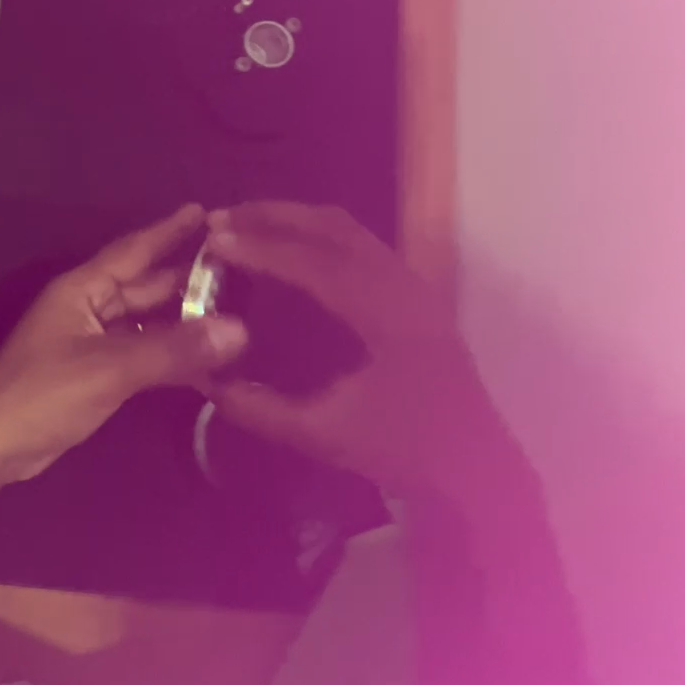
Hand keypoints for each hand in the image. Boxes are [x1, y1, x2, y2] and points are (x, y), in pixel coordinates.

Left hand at [0, 204, 249, 482]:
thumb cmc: (43, 395)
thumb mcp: (109, 369)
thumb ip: (171, 350)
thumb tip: (239, 330)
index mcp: (82, 289)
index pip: (134, 251)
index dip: (169, 231)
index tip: (207, 211)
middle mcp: (88, 307)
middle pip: (145, 286)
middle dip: (190, 280)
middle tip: (247, 271)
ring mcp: (91, 340)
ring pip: (146, 320)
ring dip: (186, 319)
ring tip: (242, 313)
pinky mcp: (95, 371)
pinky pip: (141, 351)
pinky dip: (171, 352)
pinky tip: (208, 359)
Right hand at [200, 202, 530, 503]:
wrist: (479, 468)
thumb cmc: (405, 450)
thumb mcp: (323, 436)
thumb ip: (258, 407)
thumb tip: (205, 379)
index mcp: (387, 318)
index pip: (316, 263)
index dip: (260, 248)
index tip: (213, 241)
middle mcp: (403, 287)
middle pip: (333, 227)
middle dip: (272, 216)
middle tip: (218, 219)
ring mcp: (410, 285)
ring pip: (347, 229)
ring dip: (291, 220)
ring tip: (241, 224)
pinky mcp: (408, 292)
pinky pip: (355, 243)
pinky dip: (311, 233)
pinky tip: (282, 247)